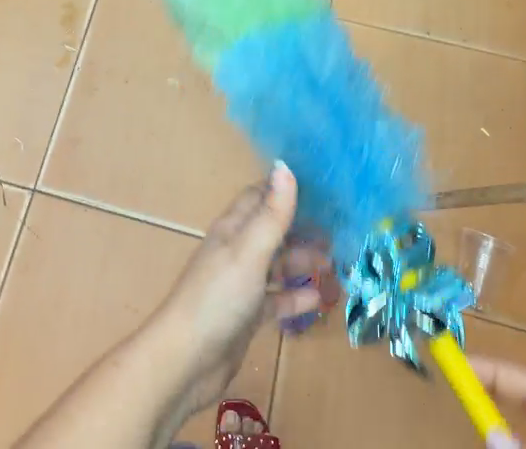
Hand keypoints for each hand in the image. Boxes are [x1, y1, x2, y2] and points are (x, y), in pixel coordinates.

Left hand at [145, 163, 325, 425]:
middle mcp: (236, 251)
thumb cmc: (217, 297)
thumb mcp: (249, 251)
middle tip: (339, 235)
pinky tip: (317, 300)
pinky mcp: (245, 315)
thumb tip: (284, 165)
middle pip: (272, 231)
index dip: (286, 191)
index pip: (259, 197)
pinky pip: (275, 300)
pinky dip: (295, 297)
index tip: (323, 190)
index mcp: (232, 229)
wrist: (187, 360)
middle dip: (302, 230)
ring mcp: (240, 284)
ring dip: (302, 263)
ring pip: (276, 265)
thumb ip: (271, 214)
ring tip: (335, 266)